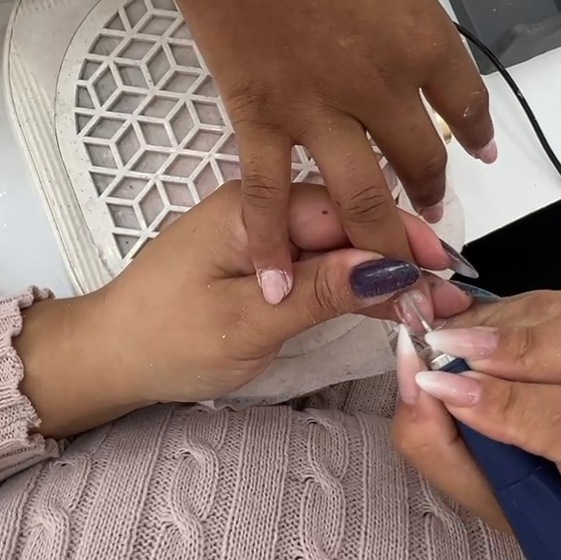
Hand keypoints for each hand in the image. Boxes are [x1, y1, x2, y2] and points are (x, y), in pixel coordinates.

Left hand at [14, 182, 473, 435]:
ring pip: (338, 240)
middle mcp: (262, 204)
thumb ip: (320, 291)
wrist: (110, 354)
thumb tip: (390, 270)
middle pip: (347, 219)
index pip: (344, 209)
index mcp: (254, 206)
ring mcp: (263, 228)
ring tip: (434, 299)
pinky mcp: (263, 255)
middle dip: (401, 253)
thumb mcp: (247, 321)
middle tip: (450, 291)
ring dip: (383, 269)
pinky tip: (390, 297)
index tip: (443, 274)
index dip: (398, 240)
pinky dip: (354, 279)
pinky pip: (319, 258)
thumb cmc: (167, 339)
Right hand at [113, 0, 495, 304]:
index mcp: (419, 34)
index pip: (465, 101)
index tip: (480, 152)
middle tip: (435, 224)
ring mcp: (317, 109)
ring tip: (389, 262)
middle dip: (432, 199)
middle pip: (421, 160)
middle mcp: (379, 84)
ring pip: (360, 195)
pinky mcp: (257, 118)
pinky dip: (272, 243)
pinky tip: (279, 283)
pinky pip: (268, 193)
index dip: (476, 133)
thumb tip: (409, 45)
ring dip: (379, 235)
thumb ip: (402, 15)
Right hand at [390, 291, 560, 559]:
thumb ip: (442, 448)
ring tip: (452, 337)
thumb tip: (412, 375)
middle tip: (442, 346)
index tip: (441, 387)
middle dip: (511, 346)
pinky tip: (476, 329)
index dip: (509, 402)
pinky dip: (510, 310)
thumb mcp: (492, 503)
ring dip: (506, 322)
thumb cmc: (557, 509)